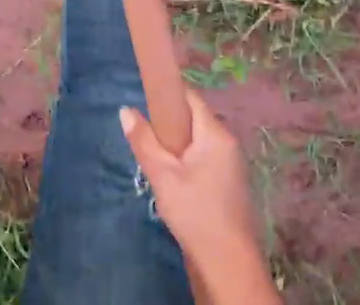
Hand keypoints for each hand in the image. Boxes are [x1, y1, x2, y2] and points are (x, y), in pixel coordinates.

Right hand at [120, 93, 271, 291]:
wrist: (229, 264)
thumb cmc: (195, 212)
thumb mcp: (162, 175)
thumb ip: (143, 140)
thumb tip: (125, 109)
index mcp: (215, 134)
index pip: (190, 98)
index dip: (167, 95)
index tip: (144, 101)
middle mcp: (229, 143)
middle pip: (195, 120)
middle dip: (170, 125)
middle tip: (146, 139)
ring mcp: (234, 165)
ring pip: (199, 142)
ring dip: (178, 147)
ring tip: (157, 163)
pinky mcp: (232, 184)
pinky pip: (207, 159)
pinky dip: (189, 162)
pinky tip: (175, 182)